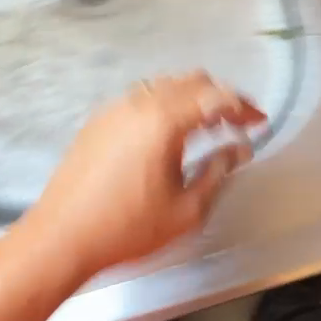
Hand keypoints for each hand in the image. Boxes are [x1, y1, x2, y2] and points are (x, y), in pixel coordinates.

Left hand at [25, 72, 264, 276]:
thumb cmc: (127, 228)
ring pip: (165, 85)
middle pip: (192, 82)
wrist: (60, 238)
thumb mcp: (186, 210)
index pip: (215, 98)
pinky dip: (166, 104)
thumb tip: (239, 150)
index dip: (243, 108)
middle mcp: (140, 103)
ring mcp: (115, 108)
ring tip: (208, 127)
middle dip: (220, 98)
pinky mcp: (99, 120)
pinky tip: (170, 133)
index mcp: (165, 120)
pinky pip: (142, 97)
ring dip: (192, 98)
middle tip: (238, 123)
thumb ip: (218, 172)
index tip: (259, 122)